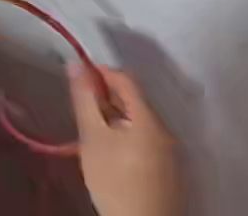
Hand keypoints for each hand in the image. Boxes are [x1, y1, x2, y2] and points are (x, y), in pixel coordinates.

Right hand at [71, 65, 184, 215]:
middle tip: (85, 110)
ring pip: (140, 124)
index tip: (81, 80)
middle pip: (134, 101)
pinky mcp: (171, 175)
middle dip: (107, 99)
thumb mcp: (93, 138)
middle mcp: (165, 131)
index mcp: (149, 118)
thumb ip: (84, 98)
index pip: (125, 79)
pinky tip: (114, 155)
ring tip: (95, 133)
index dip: (102, 74)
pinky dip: (129, 138)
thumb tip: (76, 64)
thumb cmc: (114, 182)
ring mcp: (171, 154)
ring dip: (117, 120)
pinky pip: (147, 143)